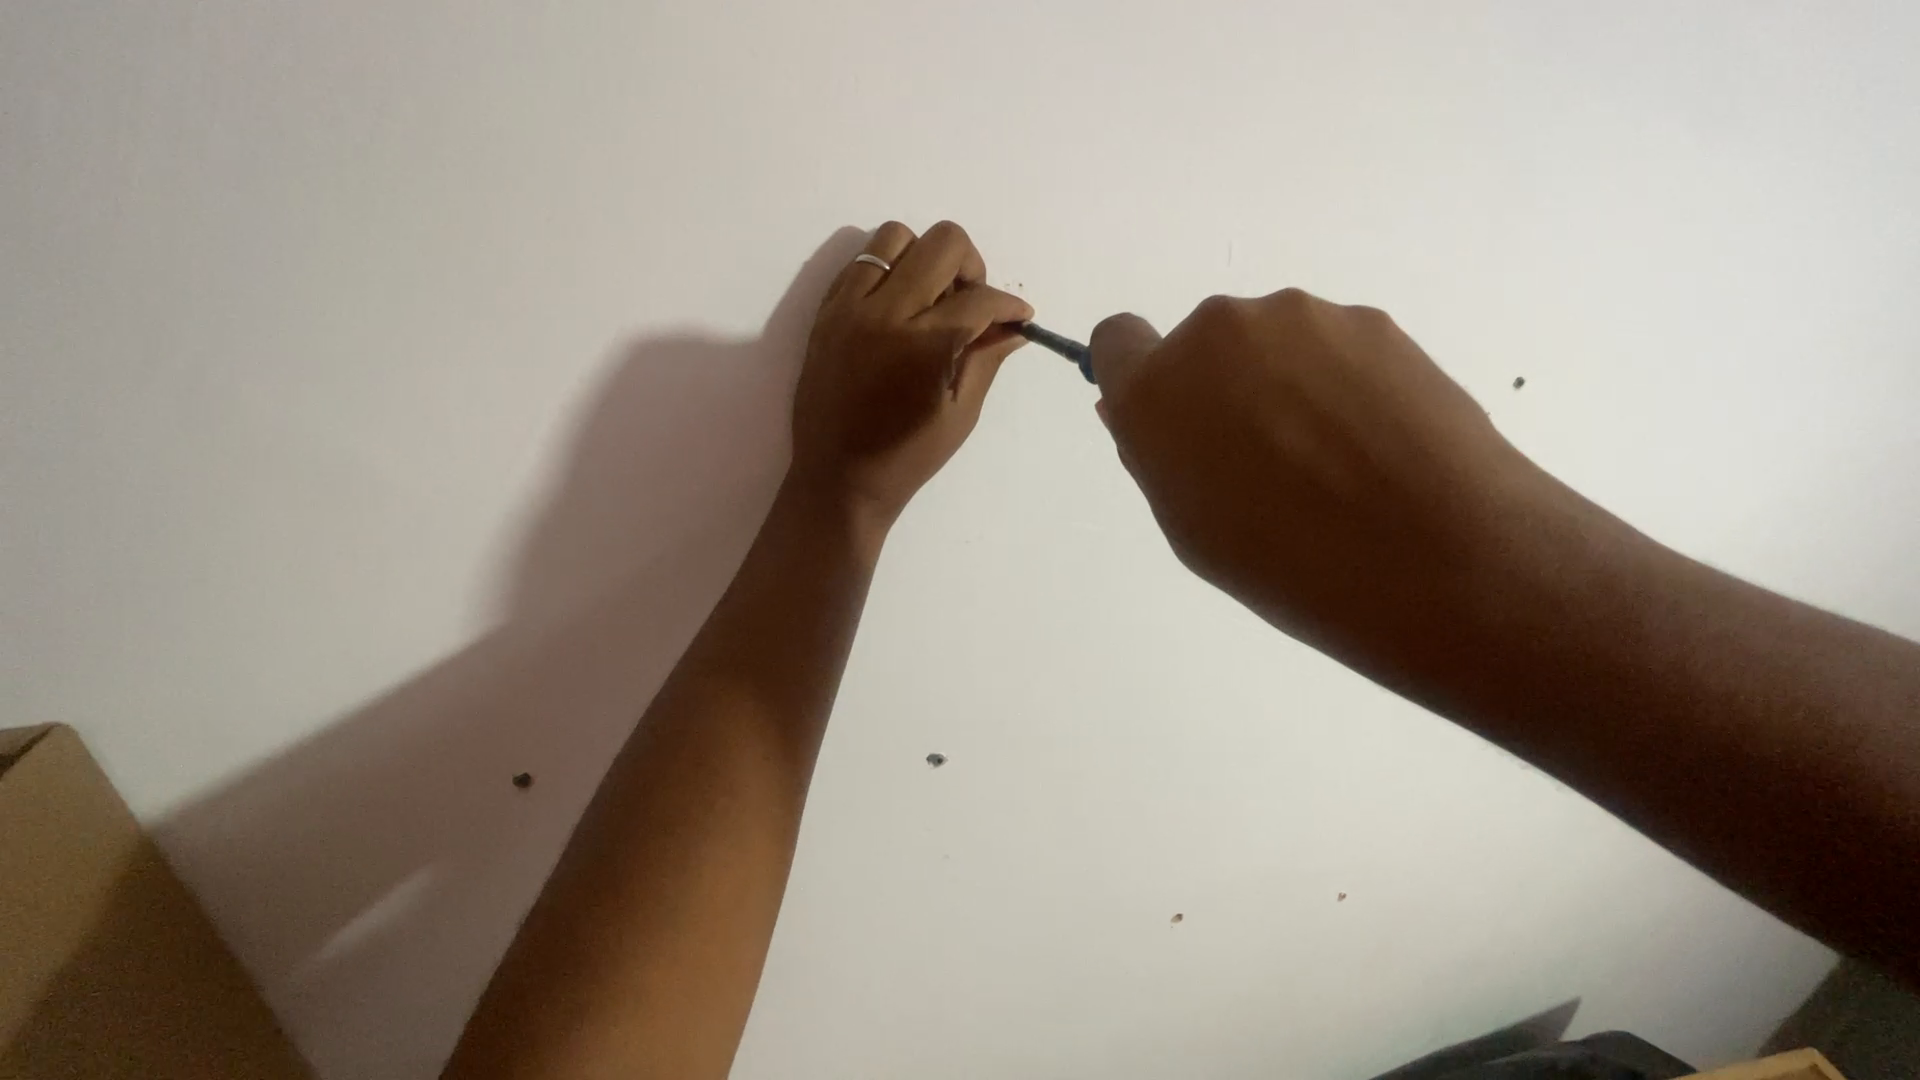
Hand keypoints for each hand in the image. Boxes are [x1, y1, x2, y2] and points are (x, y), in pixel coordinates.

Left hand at [789, 221, 1031, 531]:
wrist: (838, 479)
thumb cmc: (906, 457)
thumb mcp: (960, 414)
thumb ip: (987, 359)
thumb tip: (1014, 327)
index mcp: (926, 345)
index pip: (981, 299)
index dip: (1009, 306)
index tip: (1019, 318)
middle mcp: (886, 313)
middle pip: (944, 243)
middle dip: (972, 268)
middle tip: (973, 303)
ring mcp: (850, 307)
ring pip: (896, 236)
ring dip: (925, 258)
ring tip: (931, 298)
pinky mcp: (826, 312)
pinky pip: (860, 261)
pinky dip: (887, 269)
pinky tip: (897, 304)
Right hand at [1090, 289, 1563, 674]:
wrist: (1438, 556)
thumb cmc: (1285, 565)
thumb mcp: (1190, 526)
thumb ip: (1159, 455)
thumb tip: (1155, 414)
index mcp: (1155, 389)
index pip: (1116, 341)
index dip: (1136, 374)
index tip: (1172, 419)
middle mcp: (1216, 333)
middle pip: (1200, 346)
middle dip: (1219, 387)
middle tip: (1263, 459)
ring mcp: (1299, 318)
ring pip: (1270, 343)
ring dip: (1282, 382)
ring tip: (1332, 457)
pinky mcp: (1372, 319)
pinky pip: (1330, 346)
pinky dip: (1339, 382)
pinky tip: (1376, 441)